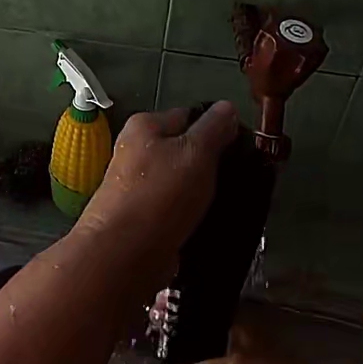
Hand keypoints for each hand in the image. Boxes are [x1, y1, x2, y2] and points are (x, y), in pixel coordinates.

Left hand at [72, 101, 238, 280]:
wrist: (123, 256)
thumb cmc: (160, 195)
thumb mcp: (197, 152)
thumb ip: (215, 127)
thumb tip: (227, 107)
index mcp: (144, 126)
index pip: (189, 115)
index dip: (216, 129)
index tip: (239, 148)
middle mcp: (135, 152)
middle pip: (184, 150)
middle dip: (210, 164)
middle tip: (234, 177)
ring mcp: (136, 187)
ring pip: (182, 182)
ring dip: (202, 193)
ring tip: (226, 204)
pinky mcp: (141, 219)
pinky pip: (175, 209)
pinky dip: (191, 216)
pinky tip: (209, 224)